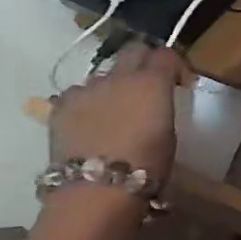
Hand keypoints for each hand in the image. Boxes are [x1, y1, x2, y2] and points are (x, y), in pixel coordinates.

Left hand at [48, 42, 189, 183]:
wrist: (97, 188)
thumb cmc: (147, 165)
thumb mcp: (168, 133)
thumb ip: (160, 107)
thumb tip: (153, 103)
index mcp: (152, 82)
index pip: (166, 55)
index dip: (174, 65)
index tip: (179, 81)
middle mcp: (119, 77)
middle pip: (133, 51)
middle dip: (143, 61)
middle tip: (148, 84)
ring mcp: (86, 88)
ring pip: (103, 75)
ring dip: (113, 85)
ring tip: (116, 110)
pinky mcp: (61, 105)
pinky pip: (78, 93)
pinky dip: (87, 102)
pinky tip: (91, 122)